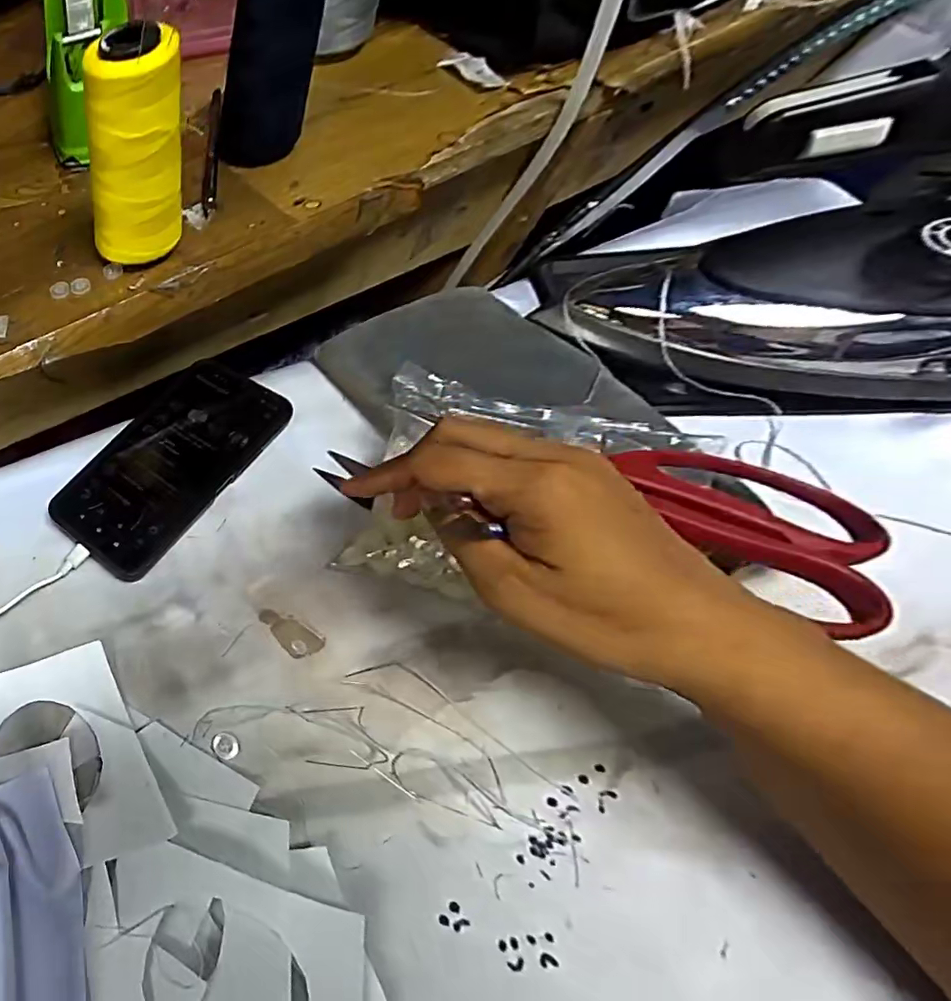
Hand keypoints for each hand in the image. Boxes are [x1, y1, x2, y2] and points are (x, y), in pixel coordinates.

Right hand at [340, 416, 822, 689]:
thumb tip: (439, 508)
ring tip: (430, 510)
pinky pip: (511, 453)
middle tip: (396, 505)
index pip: (440, 460)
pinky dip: (474, 470)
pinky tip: (473, 507)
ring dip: (444, 464)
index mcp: (538, 484)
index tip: (352, 491)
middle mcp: (557, 456)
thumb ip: (460, 536)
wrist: (710, 631)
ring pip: (484, 437)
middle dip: (414, 461)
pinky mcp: (587, 474)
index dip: (389, 474)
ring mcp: (577, 461)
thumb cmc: (607, 621)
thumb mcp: (511, 591)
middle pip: (459, 431)